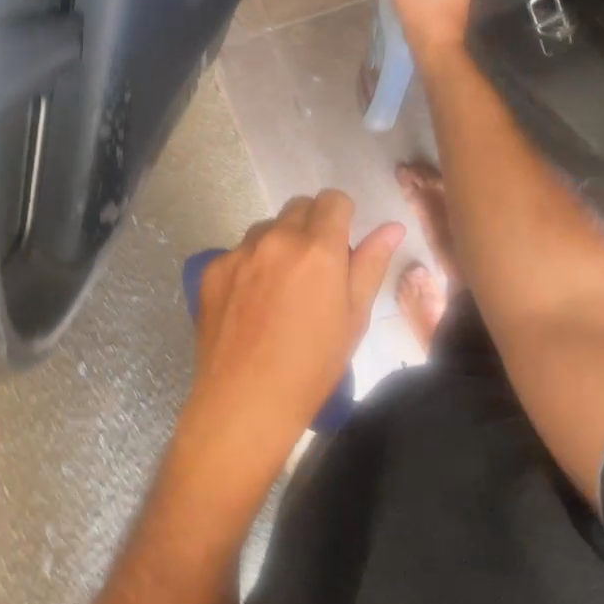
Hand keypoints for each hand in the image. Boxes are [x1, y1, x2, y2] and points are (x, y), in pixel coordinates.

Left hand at [180, 191, 404, 471]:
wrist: (245, 403)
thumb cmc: (312, 367)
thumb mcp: (354, 318)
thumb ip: (371, 264)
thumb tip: (392, 228)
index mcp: (319, 249)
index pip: (333, 200)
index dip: (342, 217)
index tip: (341, 245)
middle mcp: (277, 239)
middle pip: (299, 206)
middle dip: (312, 226)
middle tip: (314, 270)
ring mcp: (239, 253)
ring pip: (267, 228)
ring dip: (279, 244)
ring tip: (280, 290)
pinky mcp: (212, 270)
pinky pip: (238, 252)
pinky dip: (249, 266)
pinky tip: (251, 305)